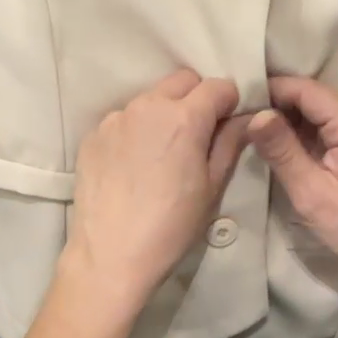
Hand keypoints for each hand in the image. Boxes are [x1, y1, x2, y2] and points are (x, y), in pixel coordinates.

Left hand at [63, 69, 247, 311]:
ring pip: (150, 99)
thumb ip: (230, 145)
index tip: (229, 125)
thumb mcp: (212, 188)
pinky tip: (136, 167)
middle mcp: (147, 107)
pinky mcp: (93, 136)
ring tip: (163, 156)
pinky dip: (136, 132)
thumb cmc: (172, 227)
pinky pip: (124, 120)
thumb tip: (244, 119)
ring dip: (164, 114)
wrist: (111, 255)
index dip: (229, 102)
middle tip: (199, 137)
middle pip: (182, 81)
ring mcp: (115, 119)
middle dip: (197, 99)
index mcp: (184, 118)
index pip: (217, 86)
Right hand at [249, 76, 337, 278]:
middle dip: (276, 100)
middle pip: (312, 98)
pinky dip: (295, 132)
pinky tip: (272, 140)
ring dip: (284, 116)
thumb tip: (256, 114)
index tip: (240, 96)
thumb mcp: (310, 192)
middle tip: (240, 110)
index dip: (274, 88)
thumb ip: (283, 151)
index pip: (308, 91)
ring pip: (314, 113)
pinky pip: (319, 130)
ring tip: (249, 123)